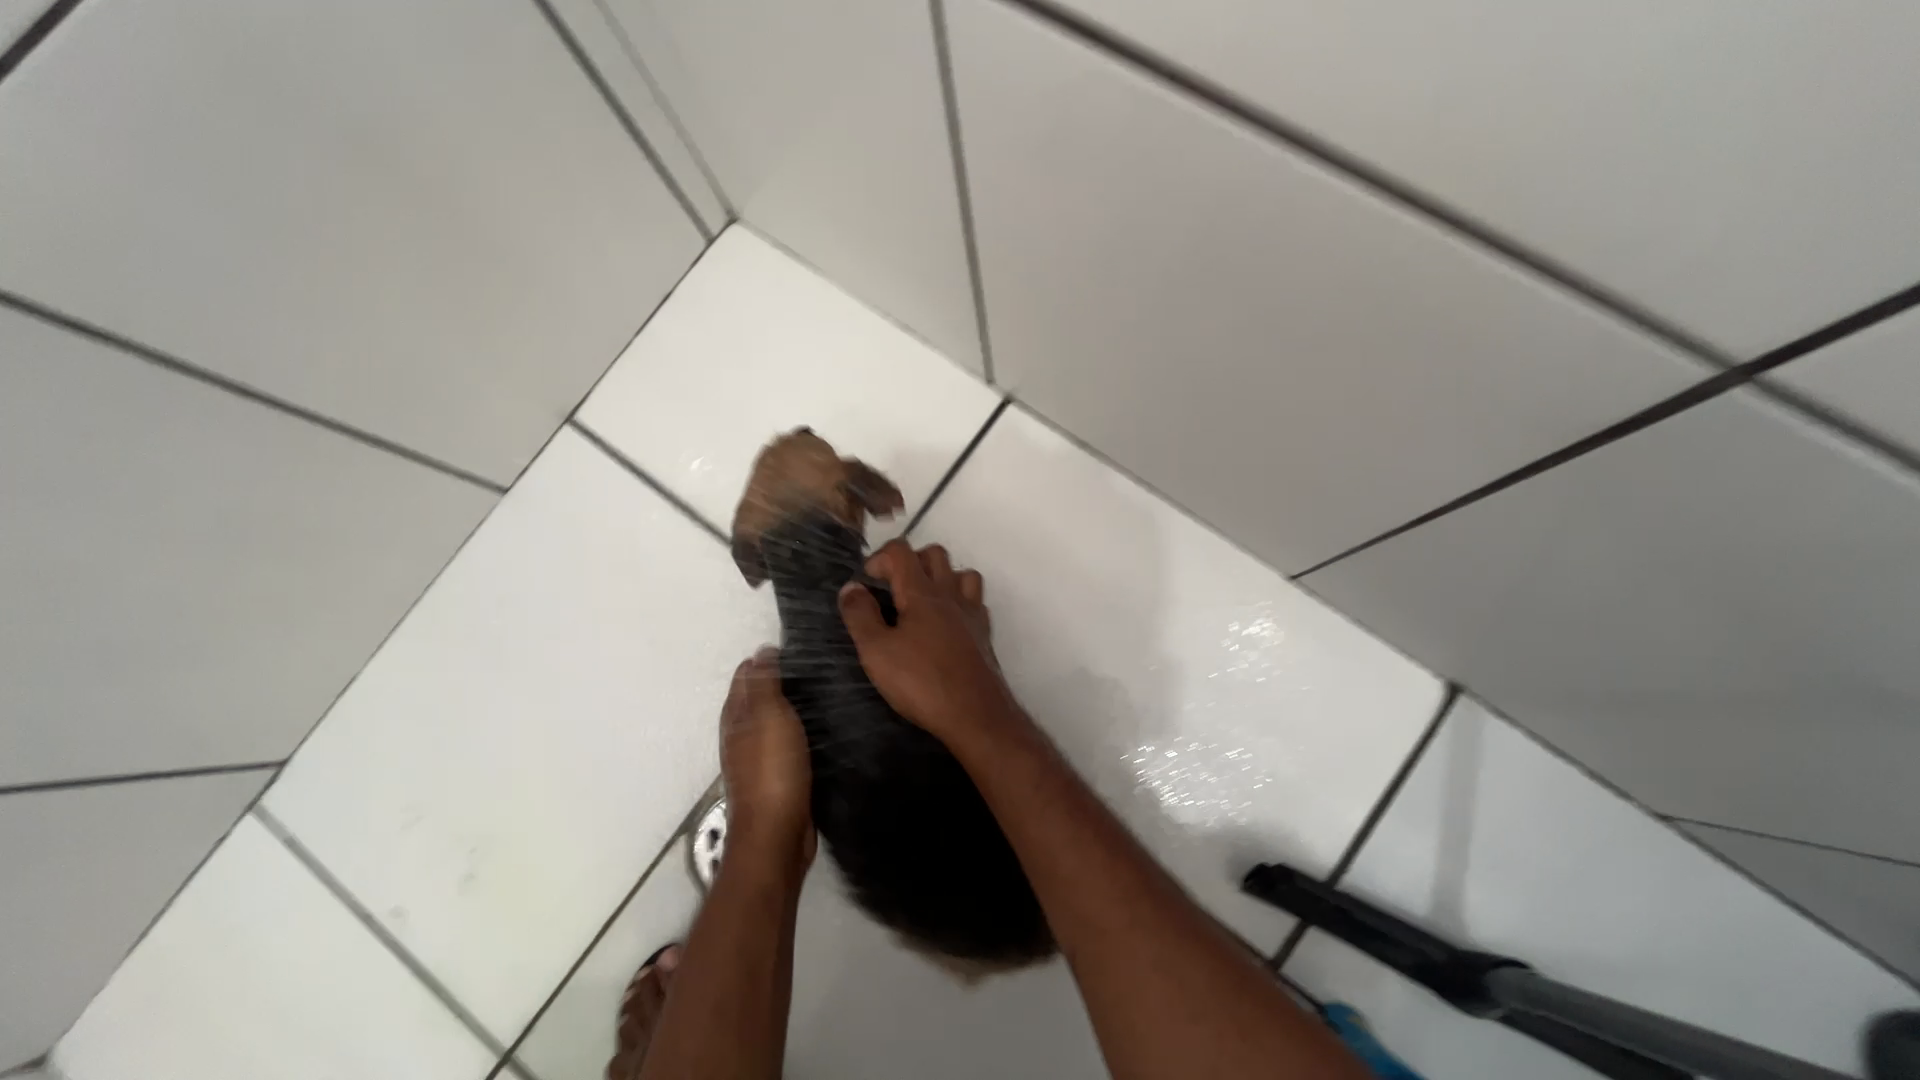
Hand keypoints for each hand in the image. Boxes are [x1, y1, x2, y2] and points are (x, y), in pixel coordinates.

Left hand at [719, 648, 814, 863]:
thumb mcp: (768, 716)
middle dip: (778, 681)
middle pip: (756, 699)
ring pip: (772, 723)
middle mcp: (741, 736)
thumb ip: (765, 683)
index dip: (766, 660)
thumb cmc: (772, 769)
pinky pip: (787, 746)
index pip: (746, 677)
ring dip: (790, 709)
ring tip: (822, 693)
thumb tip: (762, 650)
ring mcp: (757, 760)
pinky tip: (819, 732)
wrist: (776, 833)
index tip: (798, 647)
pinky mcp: (777, 780)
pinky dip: (799, 734)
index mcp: (735, 717)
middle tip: (816, 666)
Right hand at [837, 540, 1026, 748]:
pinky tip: (947, 622)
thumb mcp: (876, 651)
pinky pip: (975, 601)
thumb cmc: (921, 682)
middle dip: (910, 560)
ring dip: (941, 576)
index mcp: (921, 593)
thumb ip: (860, 615)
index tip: (866, 584)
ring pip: (962, 573)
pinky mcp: (985, 634)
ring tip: (921, 600)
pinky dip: (959, 601)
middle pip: (935, 554)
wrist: (976, 714)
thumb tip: (851, 587)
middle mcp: (950, 595)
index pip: (901, 551)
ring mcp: (972, 613)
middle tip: (892, 588)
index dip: (879, 558)